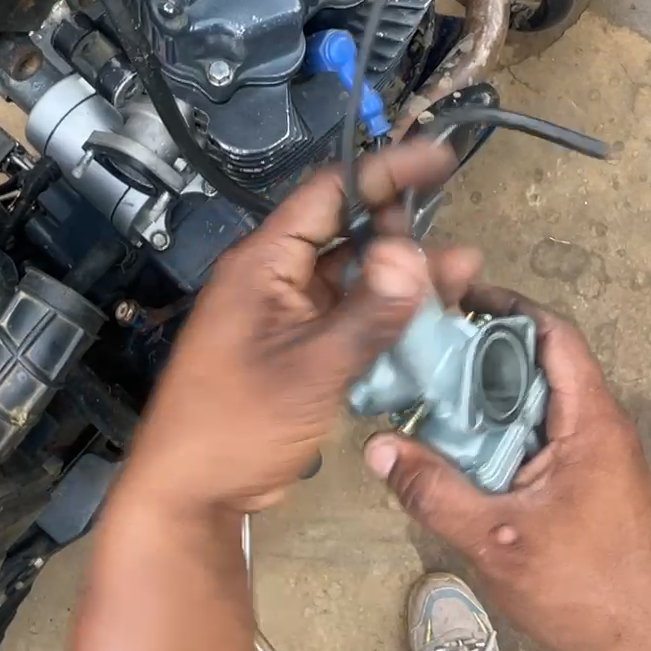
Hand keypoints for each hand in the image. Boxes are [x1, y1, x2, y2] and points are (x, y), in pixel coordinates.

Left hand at [124, 144, 482, 515]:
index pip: (329, 194)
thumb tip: (415, 257)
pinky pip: (347, 315)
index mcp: (264, 263)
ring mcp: (287, 313)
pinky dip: (384, 315)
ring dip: (400, 278)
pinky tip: (424, 319)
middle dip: (402, 234)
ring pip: (353, 277)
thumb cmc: (235, 424)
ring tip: (459, 278)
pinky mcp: (298, 346)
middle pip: (346, 234)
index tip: (438, 159)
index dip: (385, 171)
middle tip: (454, 251)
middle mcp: (275, 277)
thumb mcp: (309, 368)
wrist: (191, 491)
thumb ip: (367, 314)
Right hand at [363, 287, 650, 650]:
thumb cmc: (582, 589)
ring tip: (433, 388)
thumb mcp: (496, 541)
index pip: (555, 335)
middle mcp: (598, 425)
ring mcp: (595, 452)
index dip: (509, 305)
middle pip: (541, 359)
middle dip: (485, 346)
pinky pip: (538, 429)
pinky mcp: (586, 477)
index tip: (456, 300)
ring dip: (491, 388)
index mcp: (590, 421)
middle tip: (426, 347)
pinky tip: (461, 441)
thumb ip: (434, 492)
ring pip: (538, 396)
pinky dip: (501, 422)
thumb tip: (376, 446)